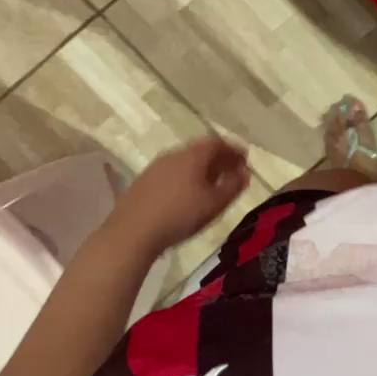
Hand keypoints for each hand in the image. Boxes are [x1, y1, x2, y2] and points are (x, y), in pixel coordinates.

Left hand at [110, 137, 249, 254]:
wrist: (131, 233)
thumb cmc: (180, 215)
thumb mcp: (215, 203)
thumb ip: (234, 186)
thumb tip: (245, 173)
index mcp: (193, 155)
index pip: (217, 142)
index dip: (233, 149)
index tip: (245, 160)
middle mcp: (173, 155)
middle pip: (200, 150)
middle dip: (219, 159)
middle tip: (231, 172)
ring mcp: (155, 167)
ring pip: (185, 161)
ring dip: (202, 169)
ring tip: (211, 185)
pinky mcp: (143, 182)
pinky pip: (172, 172)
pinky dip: (186, 177)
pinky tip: (187, 194)